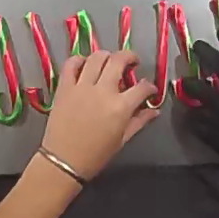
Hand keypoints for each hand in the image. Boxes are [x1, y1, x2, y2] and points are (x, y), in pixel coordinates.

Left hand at [40, 50, 159, 179]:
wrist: (63, 161)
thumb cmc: (95, 155)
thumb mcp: (122, 140)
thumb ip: (139, 121)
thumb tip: (154, 111)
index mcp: (120, 107)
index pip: (142, 87)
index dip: (149, 86)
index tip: (149, 89)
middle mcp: (103, 91)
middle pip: (119, 61)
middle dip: (130, 57)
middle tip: (132, 62)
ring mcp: (82, 87)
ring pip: (97, 57)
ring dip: (107, 56)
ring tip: (110, 62)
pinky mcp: (64, 88)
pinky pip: (71, 64)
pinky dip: (79, 60)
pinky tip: (85, 65)